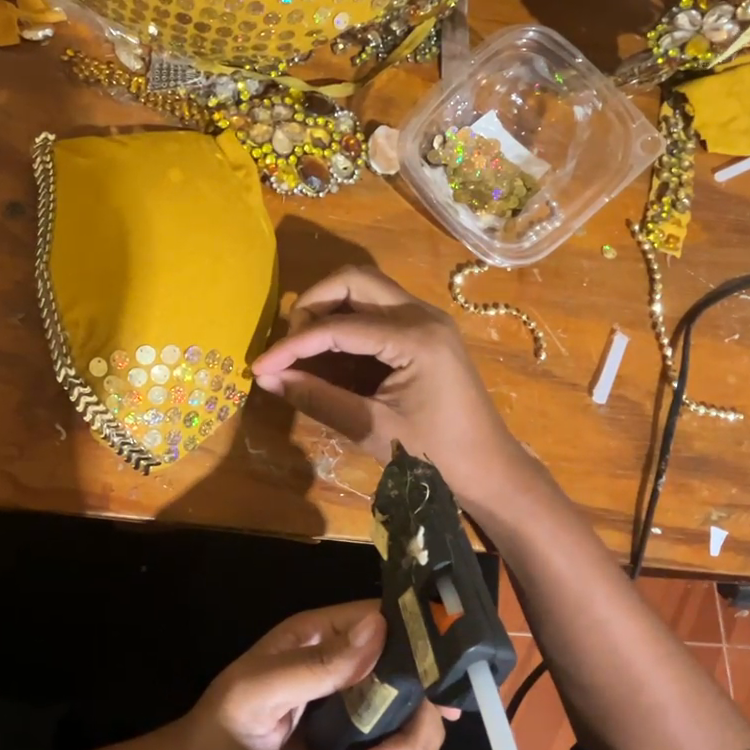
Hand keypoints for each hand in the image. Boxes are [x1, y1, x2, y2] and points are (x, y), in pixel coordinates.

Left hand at [173, 601, 455, 749]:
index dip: (421, 648)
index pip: (384, 623)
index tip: (442, 692)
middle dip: (409, 735)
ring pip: (418, 733)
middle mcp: (346, 670)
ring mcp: (357, 717)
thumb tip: (379, 628)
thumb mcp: (259, 693)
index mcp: (318, 637)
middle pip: (415, 688)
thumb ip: (316, 664)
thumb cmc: (221, 732)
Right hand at [250, 266, 537, 505]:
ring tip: (303, 349)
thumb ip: (317, 398)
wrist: (490, 470)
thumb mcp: (371, 429)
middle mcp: (422, 314)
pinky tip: (329, 354)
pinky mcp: (423, 329)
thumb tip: (267, 378)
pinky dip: (345, 321)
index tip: (259, 365)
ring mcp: (425, 318)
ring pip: (363, 287)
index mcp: (415, 338)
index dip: (292, 344)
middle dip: (312, 304)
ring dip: (328, 308)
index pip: (338, 326)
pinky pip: (374, 308)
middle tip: (290, 344)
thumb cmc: (436, 456)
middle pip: (353, 280)